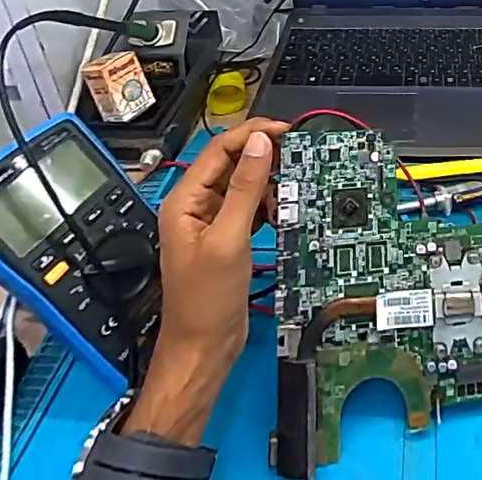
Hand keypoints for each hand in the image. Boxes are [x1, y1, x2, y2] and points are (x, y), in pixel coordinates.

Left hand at [124, 118, 289, 444]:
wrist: (204, 350)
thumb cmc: (208, 299)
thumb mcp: (229, 238)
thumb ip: (245, 187)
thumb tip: (260, 143)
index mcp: (185, 199)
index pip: (219, 149)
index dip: (252, 134)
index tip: (285, 130)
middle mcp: (196, 203)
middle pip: (231, 162)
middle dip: (262, 152)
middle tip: (296, 148)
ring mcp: (211, 220)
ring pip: (243, 181)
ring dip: (267, 176)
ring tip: (294, 175)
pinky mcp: (228, 235)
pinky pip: (249, 203)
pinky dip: (267, 199)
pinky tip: (283, 203)